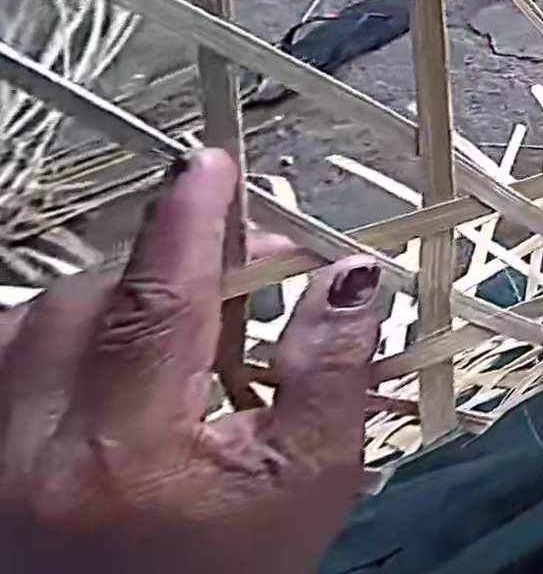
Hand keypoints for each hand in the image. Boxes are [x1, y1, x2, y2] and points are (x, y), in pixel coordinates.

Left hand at [0, 150, 382, 573]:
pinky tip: (144, 348)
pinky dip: (78, 333)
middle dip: (170, 264)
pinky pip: (6, 369)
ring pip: (20, 335)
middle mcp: (21, 457)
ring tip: (207, 305)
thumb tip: (352, 272)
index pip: (153, 307)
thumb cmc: (248, 560)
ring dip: (121, 296)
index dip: (184, 226)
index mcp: (124, 452)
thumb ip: (335, 362)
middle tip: (263, 264)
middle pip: (73, 310)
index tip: (208, 163)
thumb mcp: (319, 466)